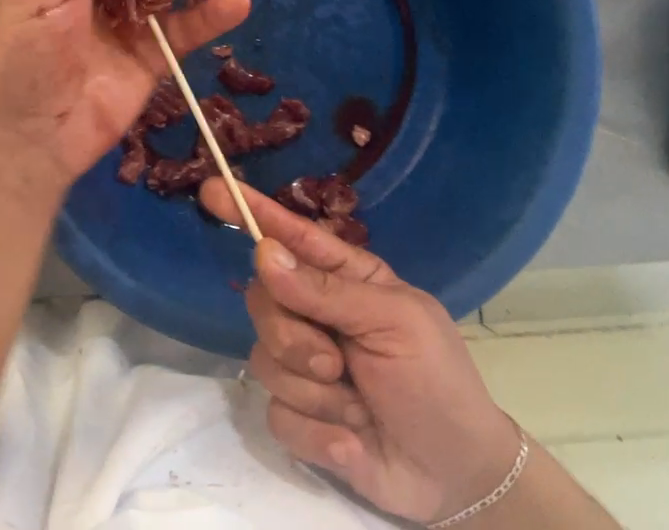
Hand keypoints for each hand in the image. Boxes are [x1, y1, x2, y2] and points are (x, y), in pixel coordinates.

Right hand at [200, 180, 520, 524]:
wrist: (455, 476)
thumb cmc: (436, 382)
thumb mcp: (395, 323)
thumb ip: (325, 290)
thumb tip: (263, 252)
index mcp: (345, 280)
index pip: (290, 236)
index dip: (251, 211)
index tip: (213, 190)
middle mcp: (316, 314)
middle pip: (262, 301)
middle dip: (293, 336)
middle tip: (335, 362)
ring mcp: (303, 366)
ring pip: (264, 358)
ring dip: (313, 391)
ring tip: (357, 407)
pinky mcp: (297, 414)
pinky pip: (276, 412)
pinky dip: (317, 431)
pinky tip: (352, 440)